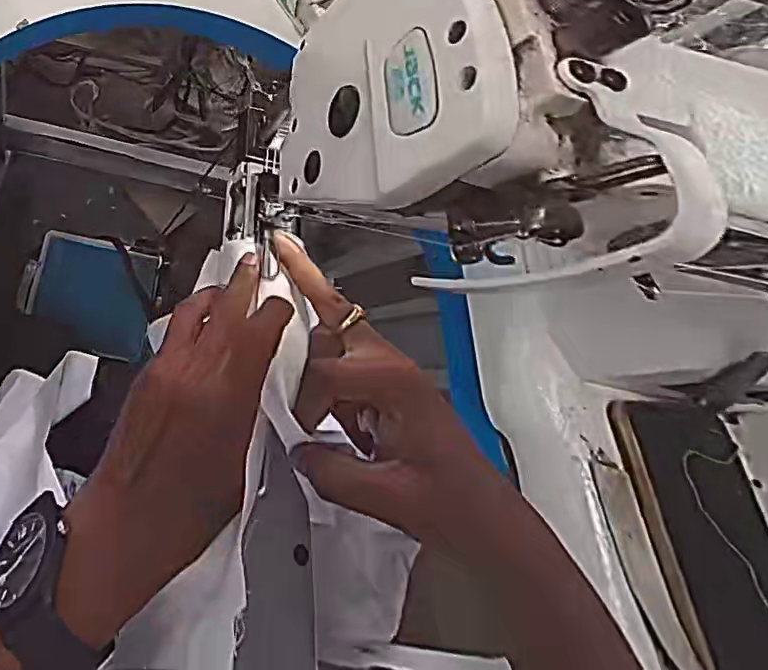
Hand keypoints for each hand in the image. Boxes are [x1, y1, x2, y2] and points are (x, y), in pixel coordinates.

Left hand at [54, 254, 294, 648]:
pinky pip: (172, 332)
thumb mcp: (243, 466)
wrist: (124, 526)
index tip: (283, 305)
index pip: (258, 330)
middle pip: (224, 307)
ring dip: (214, 293)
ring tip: (226, 284)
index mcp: (226, 397)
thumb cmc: (180, 514)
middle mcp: (193, 373)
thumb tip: (261, 389)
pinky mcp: (145, 377)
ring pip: (193, 312)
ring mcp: (165, 371)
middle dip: (244, 280)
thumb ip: (255, 414)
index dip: (276, 309)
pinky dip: (191, 318)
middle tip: (255, 264)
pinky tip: (198, 324)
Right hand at [274, 234, 644, 669]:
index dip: (306, 404)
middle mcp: (392, 367)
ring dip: (312, 326)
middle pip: (338, 316)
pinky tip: (308, 365)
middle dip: (306, 285)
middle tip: (282, 249)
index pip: (328, 373)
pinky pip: (345, 356)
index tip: (301, 430)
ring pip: (340, 330)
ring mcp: (389, 373)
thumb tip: (299, 453)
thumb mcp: (389, 497)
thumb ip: (332, 473)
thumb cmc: (456, 502)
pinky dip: (321, 352)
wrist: (485, 517)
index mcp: (396, 382)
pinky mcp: (385, 387)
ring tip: (287, 299)